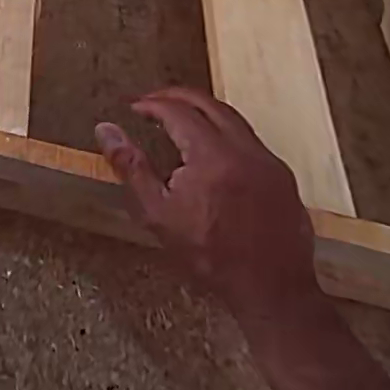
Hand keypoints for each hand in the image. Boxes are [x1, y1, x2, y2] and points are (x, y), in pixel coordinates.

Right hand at [95, 87, 321, 314]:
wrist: (273, 293)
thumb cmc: (211, 255)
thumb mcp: (158, 213)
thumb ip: (131, 165)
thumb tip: (106, 129)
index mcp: (212, 155)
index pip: (177, 110)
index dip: (151, 104)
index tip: (133, 107)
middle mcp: (245, 150)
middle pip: (208, 103)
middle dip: (176, 96)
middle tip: (152, 102)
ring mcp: (269, 162)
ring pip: (232, 118)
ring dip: (202, 110)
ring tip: (178, 119)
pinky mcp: (283, 177)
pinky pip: (249, 139)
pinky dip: (224, 131)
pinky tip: (210, 150)